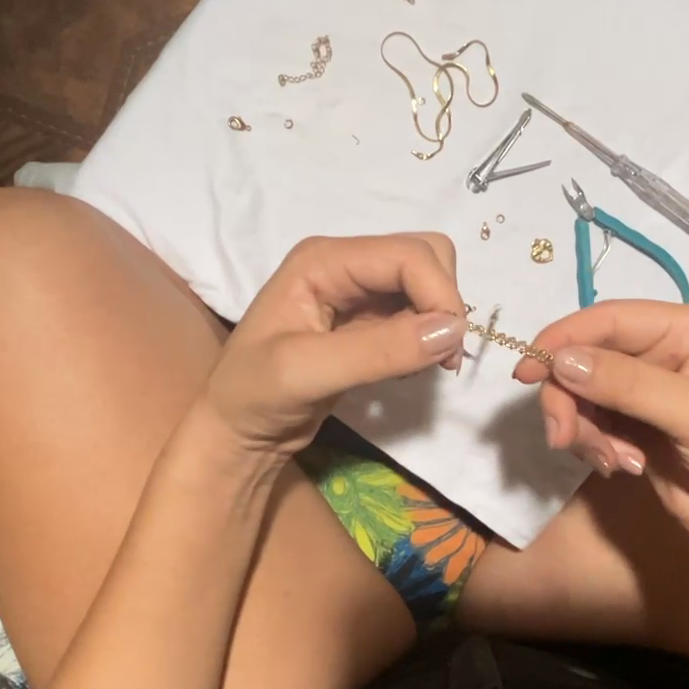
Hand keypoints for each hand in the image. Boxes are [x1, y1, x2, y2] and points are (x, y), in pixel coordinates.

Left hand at [203, 234, 465, 455]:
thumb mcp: (307, 372)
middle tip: (440, 357)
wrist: (236, 433)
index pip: (409, 255)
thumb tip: (452, 330)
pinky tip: (407, 369)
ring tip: (422, 367)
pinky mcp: (367, 323)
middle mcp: (345, 266)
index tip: (449, 350)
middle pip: (425, 257)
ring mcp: (357, 293)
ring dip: (438, 322)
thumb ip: (379, 350)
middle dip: (443, 302)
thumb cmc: (253, 396)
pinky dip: (426, 338)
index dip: (440, 295)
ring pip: (426, 285)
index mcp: (324, 260)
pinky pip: (417, 314)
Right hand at [513, 299, 688, 599]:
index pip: (611, 319)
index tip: (527, 373)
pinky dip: (592, 445)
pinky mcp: (627, 423)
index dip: (564, 339)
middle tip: (563, 436)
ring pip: (579, 392)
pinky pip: (587, 422)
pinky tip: (622, 466)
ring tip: (612, 460)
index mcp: (688, 329)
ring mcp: (641, 388)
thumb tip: (561, 360)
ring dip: (583, 429)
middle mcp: (661, 350)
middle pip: (585, 356)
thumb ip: (630, 385)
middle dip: (569, 398)